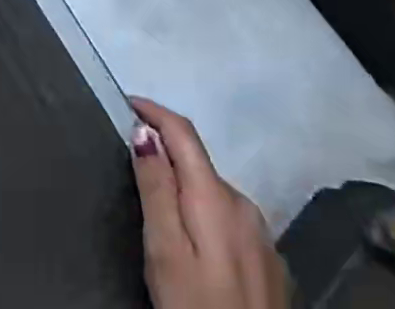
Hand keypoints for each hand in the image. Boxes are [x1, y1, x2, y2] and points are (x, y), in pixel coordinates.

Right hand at [130, 97, 288, 308]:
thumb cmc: (195, 307)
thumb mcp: (164, 249)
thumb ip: (155, 187)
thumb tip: (145, 132)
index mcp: (216, 197)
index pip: (183, 132)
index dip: (153, 112)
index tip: (125, 104)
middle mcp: (244, 205)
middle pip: (197, 161)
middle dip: (164, 152)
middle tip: (128, 165)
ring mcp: (261, 235)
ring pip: (212, 190)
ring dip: (183, 183)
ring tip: (154, 207)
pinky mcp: (269, 261)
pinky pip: (227, 216)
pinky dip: (202, 210)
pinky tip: (190, 240)